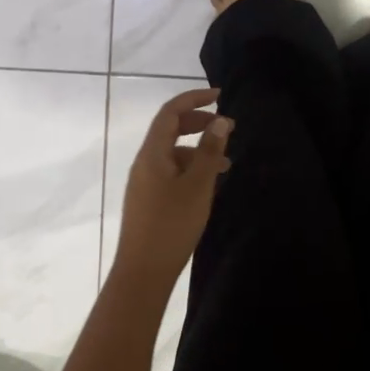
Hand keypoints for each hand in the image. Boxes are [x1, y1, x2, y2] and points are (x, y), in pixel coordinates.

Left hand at [115, 89, 233, 281]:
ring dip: (198, 150)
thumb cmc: (171, 226)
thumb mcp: (197, 186)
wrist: (142, 274)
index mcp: (152, 153)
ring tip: (226, 163)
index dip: (194, 99)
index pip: (170, 112)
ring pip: (173, 153)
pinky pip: (171, 171)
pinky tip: (208, 185)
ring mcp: (144, 182)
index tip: (219, 96)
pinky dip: (191, 169)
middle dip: (198, 123)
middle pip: (170, 129)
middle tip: (228, 127)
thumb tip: (220, 120)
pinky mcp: (148, 201)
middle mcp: (144, 162)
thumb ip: (209, 151)